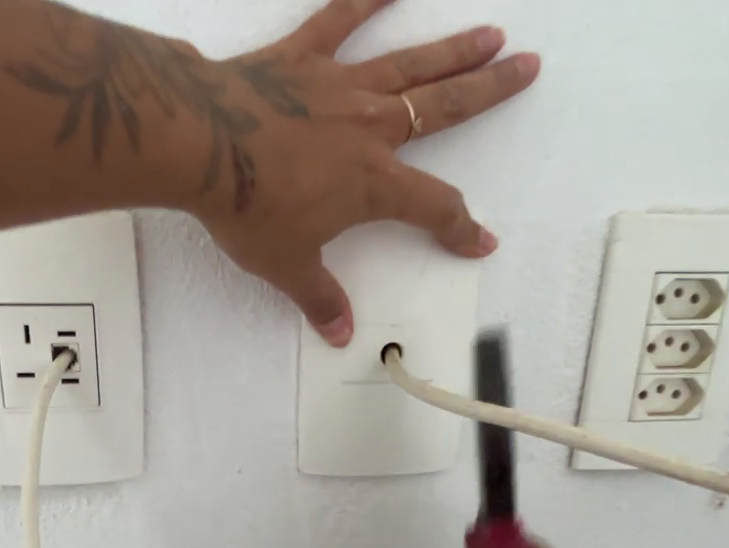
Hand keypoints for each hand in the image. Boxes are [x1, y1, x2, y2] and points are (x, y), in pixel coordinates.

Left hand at [194, 0, 538, 345]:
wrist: (200, 147)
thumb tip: (339, 333)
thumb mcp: (286, 266)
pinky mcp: (301, 57)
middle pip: (443, 107)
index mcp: (372, 183)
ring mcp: (338, 85)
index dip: (461, 227)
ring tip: (490, 34)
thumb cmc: (248, 208)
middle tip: (527, 67)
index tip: (482, 239)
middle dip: (489, 91)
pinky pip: (340, 20)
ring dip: (452, 49)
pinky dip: (365, 0)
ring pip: (409, 63)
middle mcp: (369, 127)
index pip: (433, 206)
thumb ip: (319, 297)